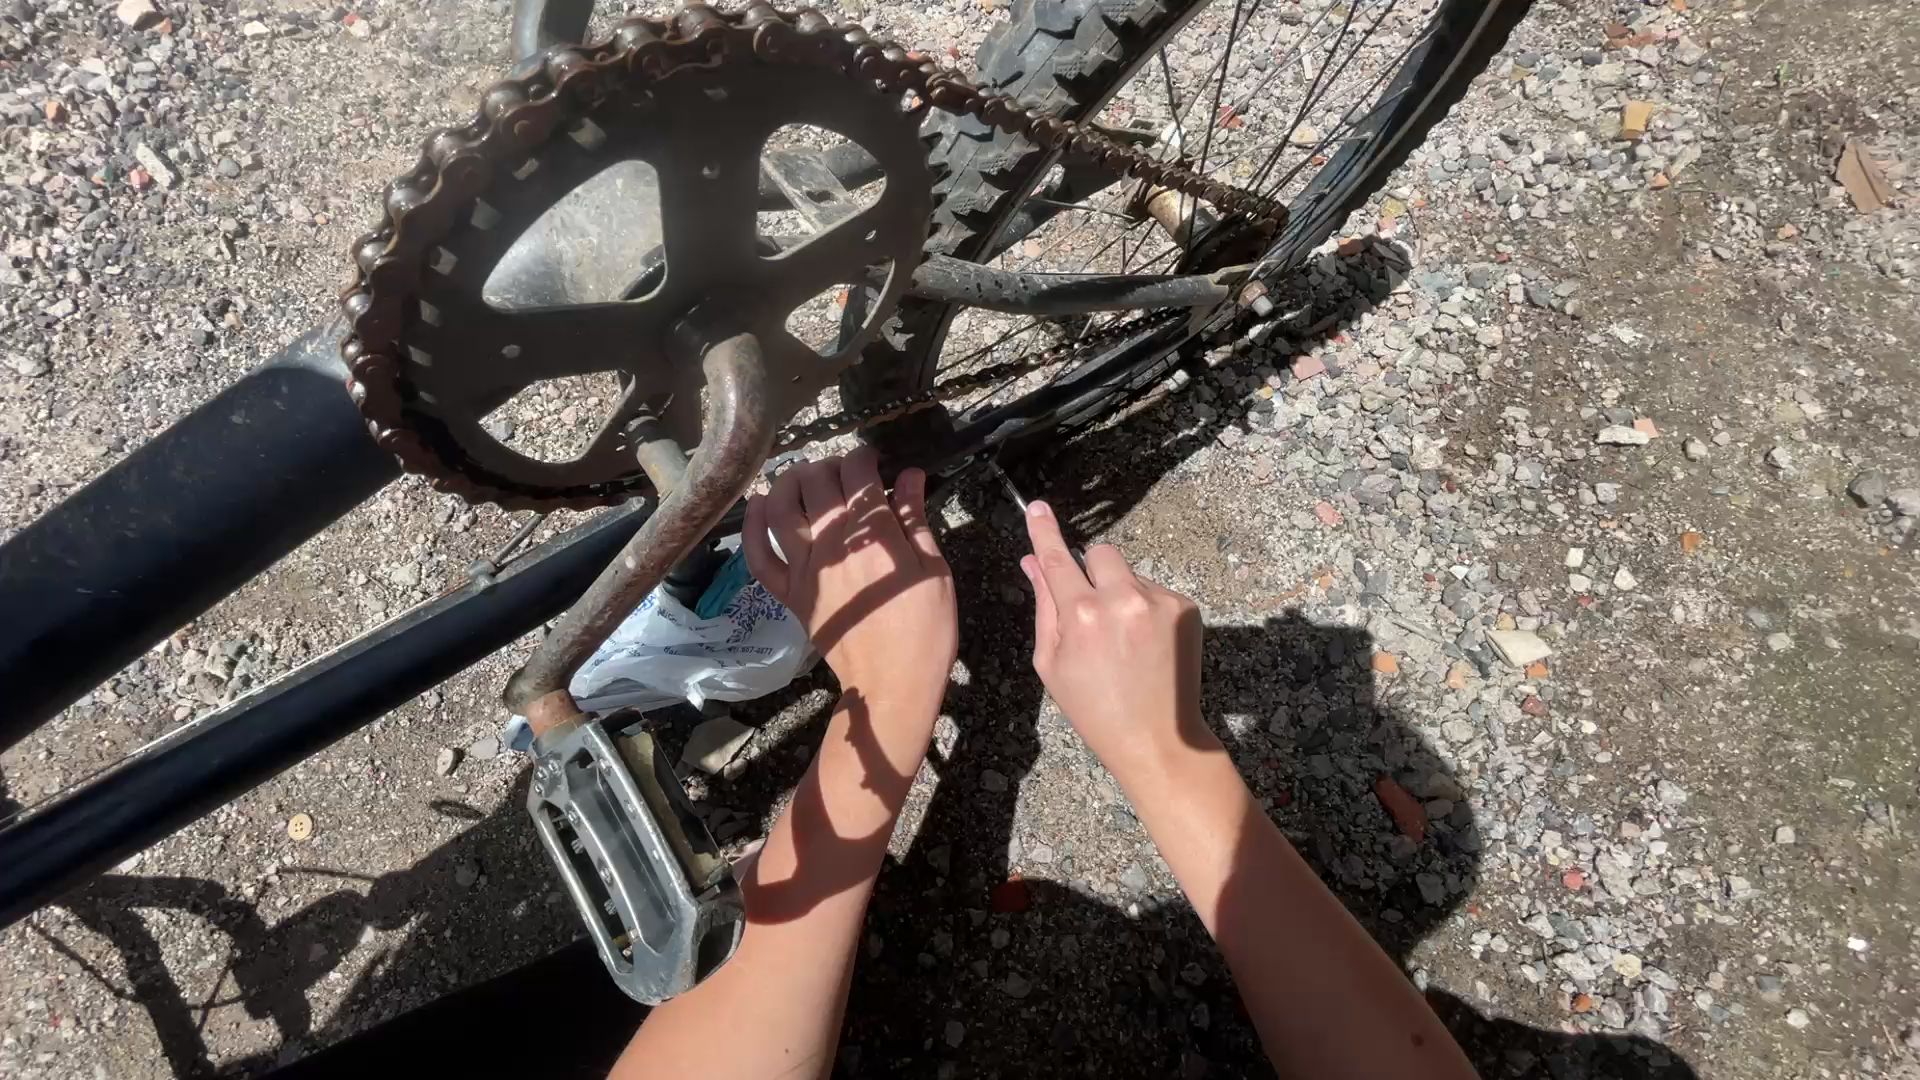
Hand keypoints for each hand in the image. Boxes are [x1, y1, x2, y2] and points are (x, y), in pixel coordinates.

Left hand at [744, 448, 956, 710]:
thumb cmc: (925, 628)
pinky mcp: (789, 594)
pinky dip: (753, 527)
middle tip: (844, 472)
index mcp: (875, 534)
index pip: (858, 474)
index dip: (864, 456)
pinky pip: (760, 556)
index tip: (873, 459)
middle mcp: (832, 543)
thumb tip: (910, 475)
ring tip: (803, 475)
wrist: (892, 683)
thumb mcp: (935, 569)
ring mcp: (804, 569)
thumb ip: (917, 519)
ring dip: (787, 482)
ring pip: (781, 509)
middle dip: (829, 465)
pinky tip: (758, 503)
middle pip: (817, 482)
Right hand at [1019, 500, 1208, 778]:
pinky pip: (1155, 590)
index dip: (1044, 530)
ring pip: (1129, 572)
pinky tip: (1146, 643)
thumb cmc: (1094, 708)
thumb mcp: (1051, 662)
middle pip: (1099, 552)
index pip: (1056, 558)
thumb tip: (1032, 562)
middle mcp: (1122, 599)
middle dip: (1092, 571)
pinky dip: (1146, 608)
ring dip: (1121, 592)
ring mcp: (1159, 601)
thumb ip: (1043, 605)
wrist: (1159, 738)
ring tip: (1124, 639)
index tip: (1037, 507)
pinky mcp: (1185, 607)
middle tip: (1092, 610)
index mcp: (1081, 614)